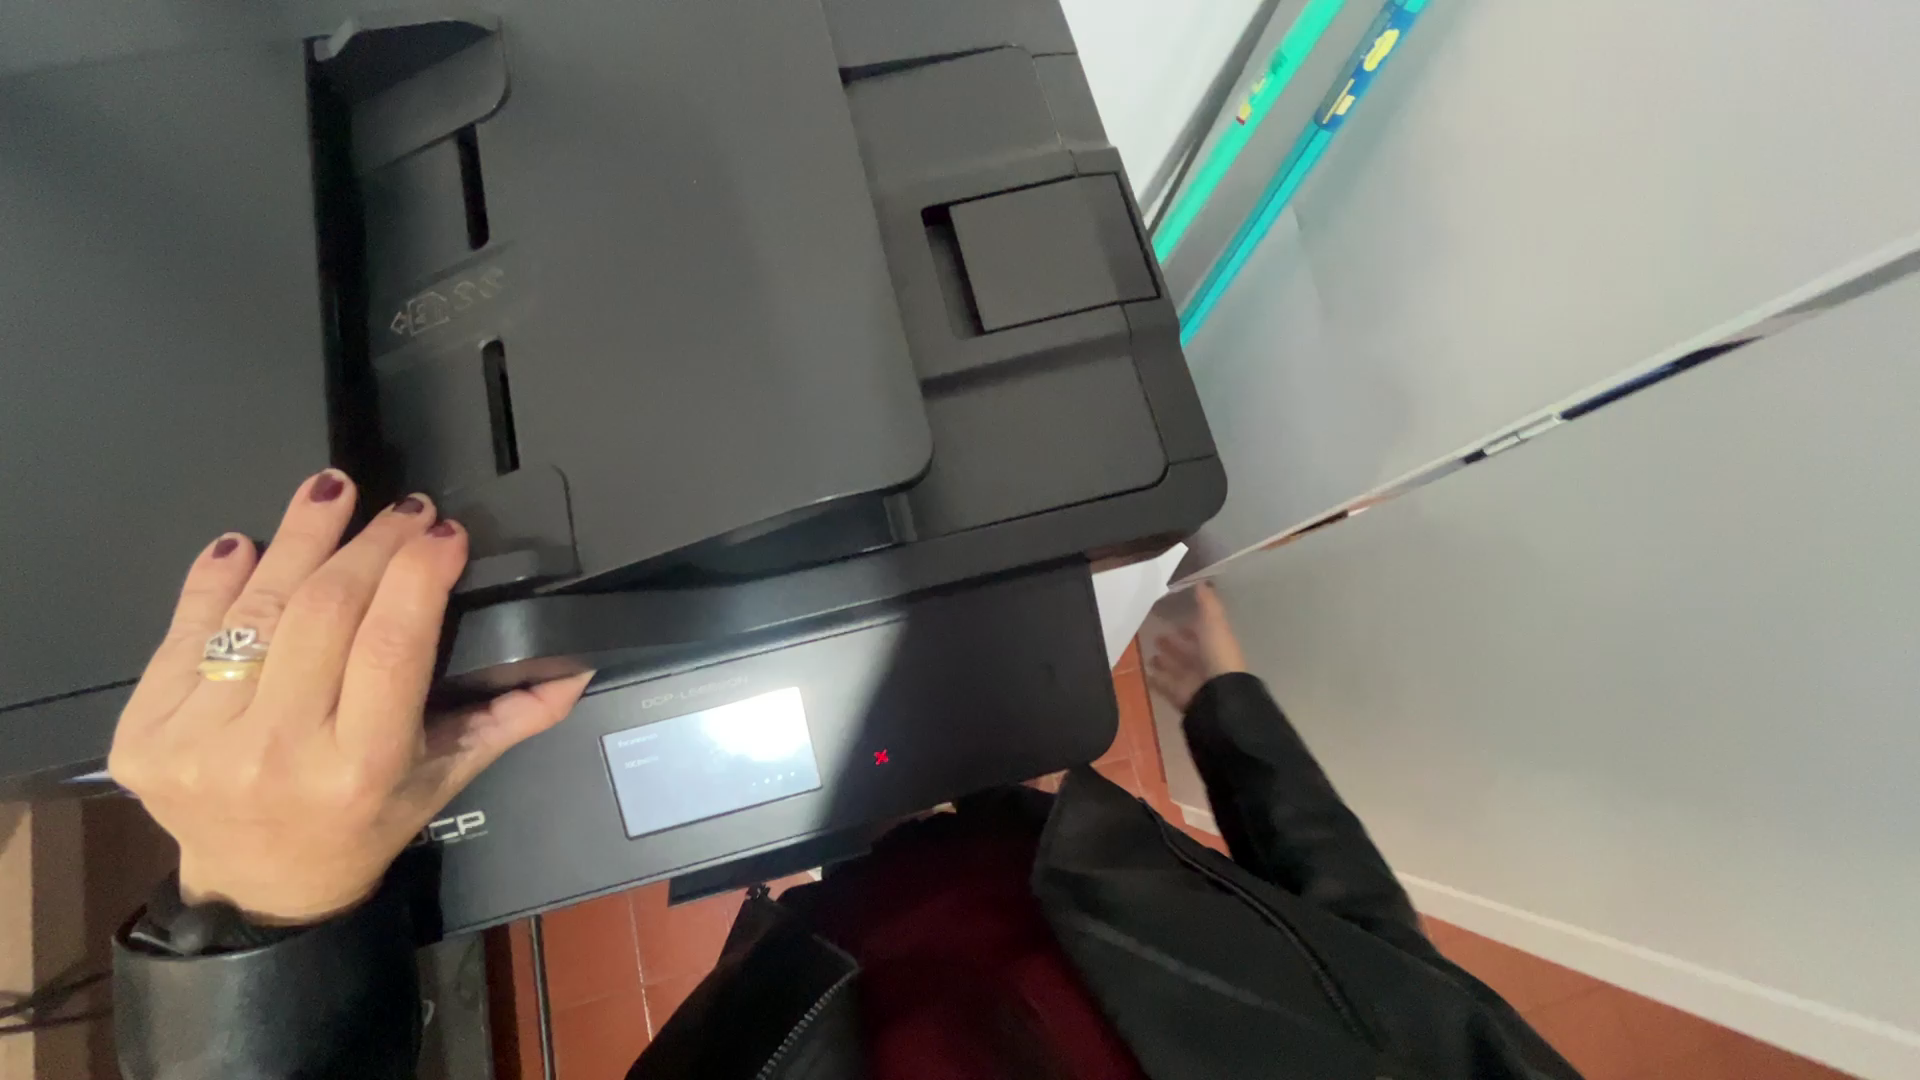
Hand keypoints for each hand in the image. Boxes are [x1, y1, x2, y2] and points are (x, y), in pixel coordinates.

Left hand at [108, 470, 591, 924]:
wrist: (260, 882)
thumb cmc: (372, 820)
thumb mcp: (456, 773)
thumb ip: (519, 715)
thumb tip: (578, 664)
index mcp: (361, 764)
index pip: (391, 646)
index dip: (417, 575)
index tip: (443, 531)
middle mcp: (274, 751)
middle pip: (323, 613)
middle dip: (370, 545)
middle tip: (406, 510)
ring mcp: (197, 739)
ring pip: (255, 611)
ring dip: (297, 538)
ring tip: (331, 492)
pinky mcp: (141, 731)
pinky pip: (182, 633)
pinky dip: (217, 577)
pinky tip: (250, 540)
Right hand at [1146, 582, 1247, 712]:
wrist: (1217, 693)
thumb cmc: (1217, 654)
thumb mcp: (1214, 622)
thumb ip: (1207, 603)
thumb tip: (1202, 581)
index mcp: (1216, 645)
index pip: (1201, 633)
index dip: (1190, 626)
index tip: (1174, 616)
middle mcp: (1205, 662)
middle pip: (1187, 651)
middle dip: (1173, 643)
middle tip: (1156, 635)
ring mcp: (1192, 680)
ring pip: (1175, 667)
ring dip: (1164, 661)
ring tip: (1149, 652)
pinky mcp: (1179, 694)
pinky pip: (1165, 685)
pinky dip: (1156, 679)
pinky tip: (1145, 672)